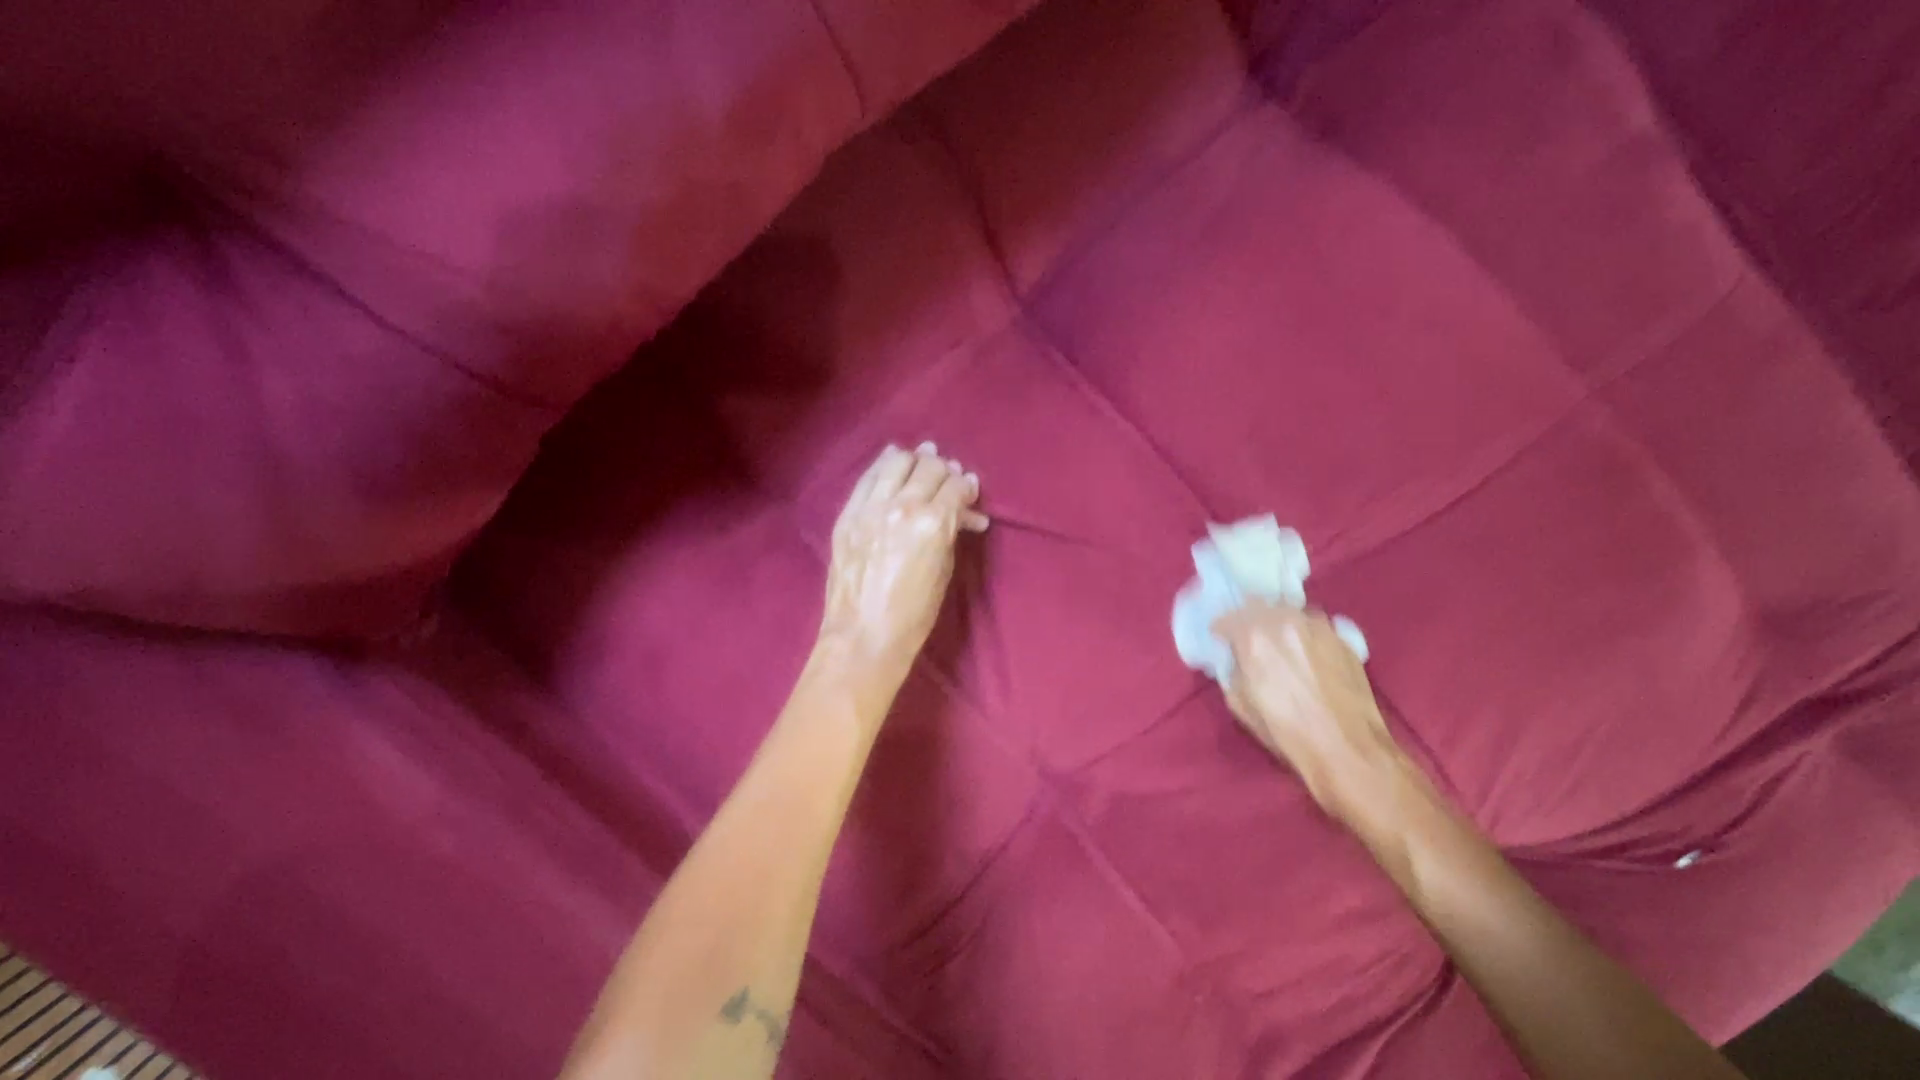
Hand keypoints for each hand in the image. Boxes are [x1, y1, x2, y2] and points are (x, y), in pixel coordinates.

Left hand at [821, 443, 986, 678]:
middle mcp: (901, 506)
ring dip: (915, 460)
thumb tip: (961, 513)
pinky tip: (893, 459)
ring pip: (896, 462)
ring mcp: (869, 508)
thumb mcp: (944, 570)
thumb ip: (950, 533)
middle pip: (929, 468)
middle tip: (949, 477)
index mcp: (932, 523)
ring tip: (923, 461)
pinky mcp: (848, 515)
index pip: (955, 486)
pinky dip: (884, 465)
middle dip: (945, 471)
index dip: (967, 487)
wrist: (863, 636)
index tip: (969, 491)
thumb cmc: (914, 614)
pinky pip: (868, 477)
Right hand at [1213, 602, 1407, 822]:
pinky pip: (1315, 627)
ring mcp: (1318, 626)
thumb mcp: (1240, 705)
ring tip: (1281, 647)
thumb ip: (1232, 671)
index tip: (1220, 642)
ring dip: (1279, 624)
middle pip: (1259, 606)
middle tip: (1249, 640)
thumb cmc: (1286, 732)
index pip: (1226, 618)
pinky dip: (1305, 636)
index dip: (1220, 631)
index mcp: (1253, 636)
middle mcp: (1285, 621)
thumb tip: (1234, 660)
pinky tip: (1308, 658)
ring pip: (1289, 613)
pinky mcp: (1343, 638)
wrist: (1347, 748)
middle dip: (1249, 620)